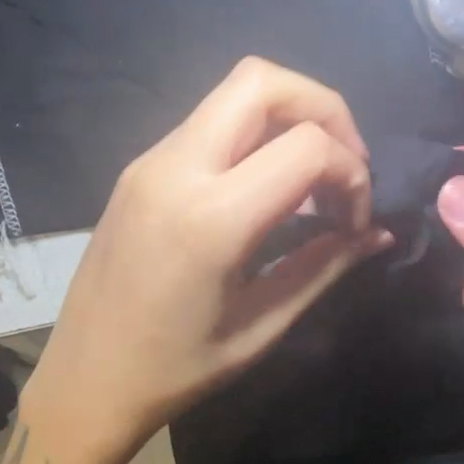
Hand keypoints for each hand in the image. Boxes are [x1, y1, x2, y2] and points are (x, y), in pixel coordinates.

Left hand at [28, 58, 391, 457]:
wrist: (86, 382)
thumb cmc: (175, 372)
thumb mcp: (259, 329)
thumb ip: (321, 269)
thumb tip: (376, 234)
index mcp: (210, 219)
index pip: (305, 146)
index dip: (352, 174)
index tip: (356, 224)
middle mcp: (175, 169)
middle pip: (262, 82)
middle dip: (324, 111)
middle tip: (348, 168)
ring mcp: (149, 162)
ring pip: (232, 94)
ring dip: (288, 120)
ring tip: (313, 183)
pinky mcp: (139, 170)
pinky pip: (207, 125)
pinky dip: (254, 138)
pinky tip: (268, 192)